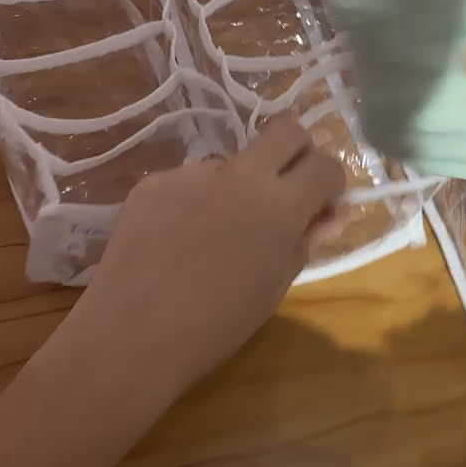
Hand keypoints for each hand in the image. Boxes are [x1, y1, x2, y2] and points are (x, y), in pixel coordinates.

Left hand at [65, 119, 345, 394]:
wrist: (132, 336)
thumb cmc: (218, 324)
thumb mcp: (275, 286)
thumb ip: (307, 240)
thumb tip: (333, 214)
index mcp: (281, 204)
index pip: (325, 165)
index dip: (332, 182)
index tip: (323, 204)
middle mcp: (242, 174)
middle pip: (287, 131)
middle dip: (298, 152)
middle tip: (287, 190)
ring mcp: (194, 172)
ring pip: (234, 161)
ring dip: (240, 185)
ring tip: (217, 234)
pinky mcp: (156, 180)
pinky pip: (191, 180)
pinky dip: (198, 200)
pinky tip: (179, 238)